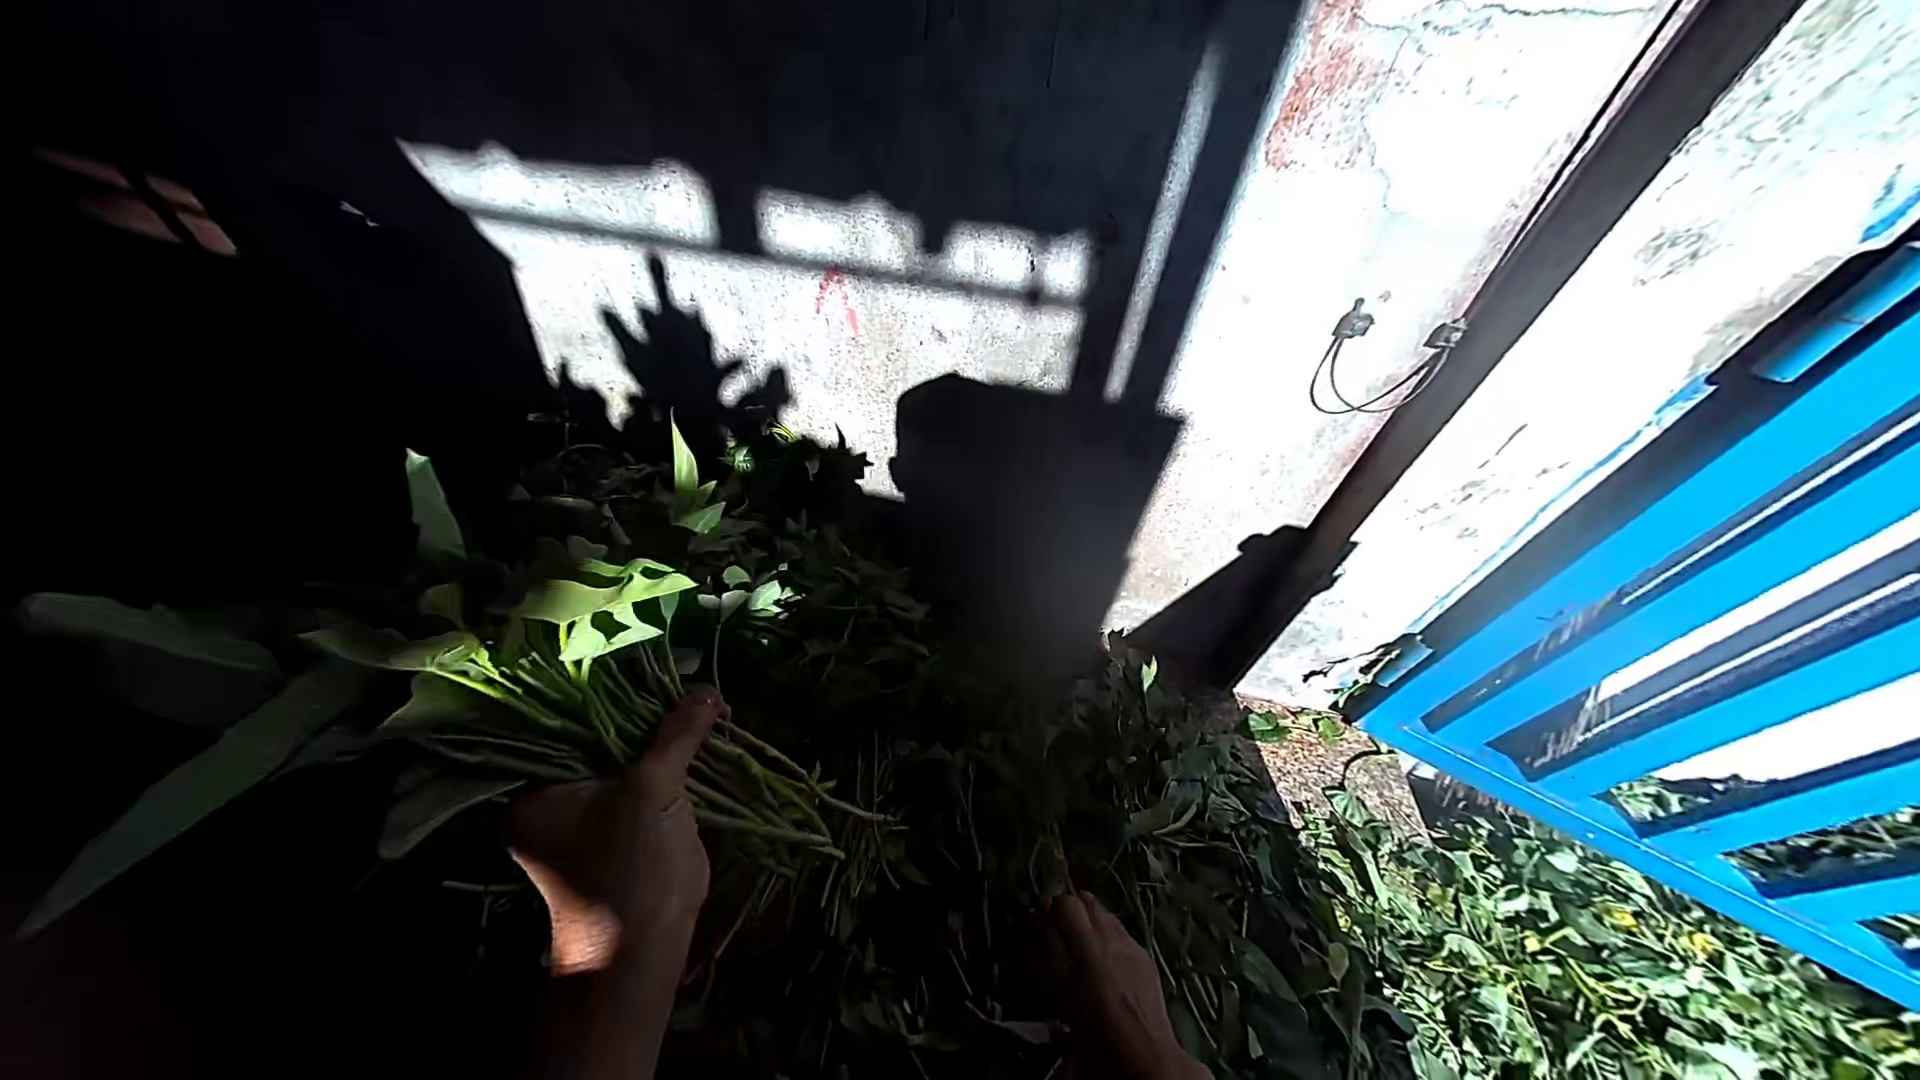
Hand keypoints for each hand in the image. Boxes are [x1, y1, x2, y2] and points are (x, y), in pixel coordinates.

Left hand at [509, 686, 725, 972]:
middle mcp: (563, 800)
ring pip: (636, 758)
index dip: (614, 696)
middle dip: (648, 715)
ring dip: (668, 736)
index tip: (649, 667)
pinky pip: (655, 778)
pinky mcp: (633, 825)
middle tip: (682, 679)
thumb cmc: (629, 866)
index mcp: (543, 794)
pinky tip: (704, 732)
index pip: (574, 727)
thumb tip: (707, 691)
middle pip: (609, 740)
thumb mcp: (652, 788)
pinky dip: (678, 759)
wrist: (647, 942)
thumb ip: (677, 734)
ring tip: (701, 701)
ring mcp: (600, 814)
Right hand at [1051, 890, 1210, 1079]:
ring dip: (1089, 916)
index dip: (1051, 907)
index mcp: (1085, 946)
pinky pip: (1119, 930)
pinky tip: (1103, 953)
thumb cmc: (1097, 1032)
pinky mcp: (1142, 955)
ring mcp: (1127, 944)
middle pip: (1085, 900)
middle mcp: (1108, 938)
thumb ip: (1053, 953)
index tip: (1042, 916)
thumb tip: (1045, 927)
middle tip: (1059, 922)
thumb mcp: (1063, 993)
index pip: (1064, 904)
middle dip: (1070, 905)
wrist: (1145, 1056)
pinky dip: (1107, 932)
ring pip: (1103, 911)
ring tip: (1080, 936)